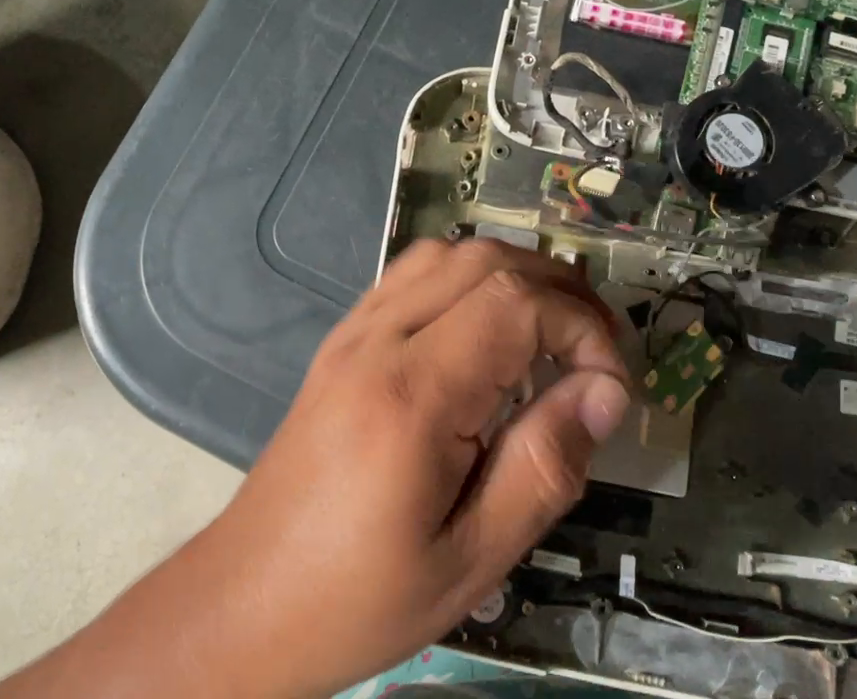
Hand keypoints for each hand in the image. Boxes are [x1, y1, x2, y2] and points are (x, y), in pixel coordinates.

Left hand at [0, 238, 629, 698]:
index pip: (516, 303)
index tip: (609, 388)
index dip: (582, 328)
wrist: (247, 600)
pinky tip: (486, 331)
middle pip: (485, 261)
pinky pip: (409, 276)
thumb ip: (545, 466)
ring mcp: (351, 335)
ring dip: (512, 275)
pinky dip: (465, 280)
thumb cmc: (361, 596)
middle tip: (597, 354)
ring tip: (553, 333)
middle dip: (559, 290)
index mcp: (412, 395)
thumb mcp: (472, 558)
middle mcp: (377, 342)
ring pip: (445, 255)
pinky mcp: (339, 343)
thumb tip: (606, 392)